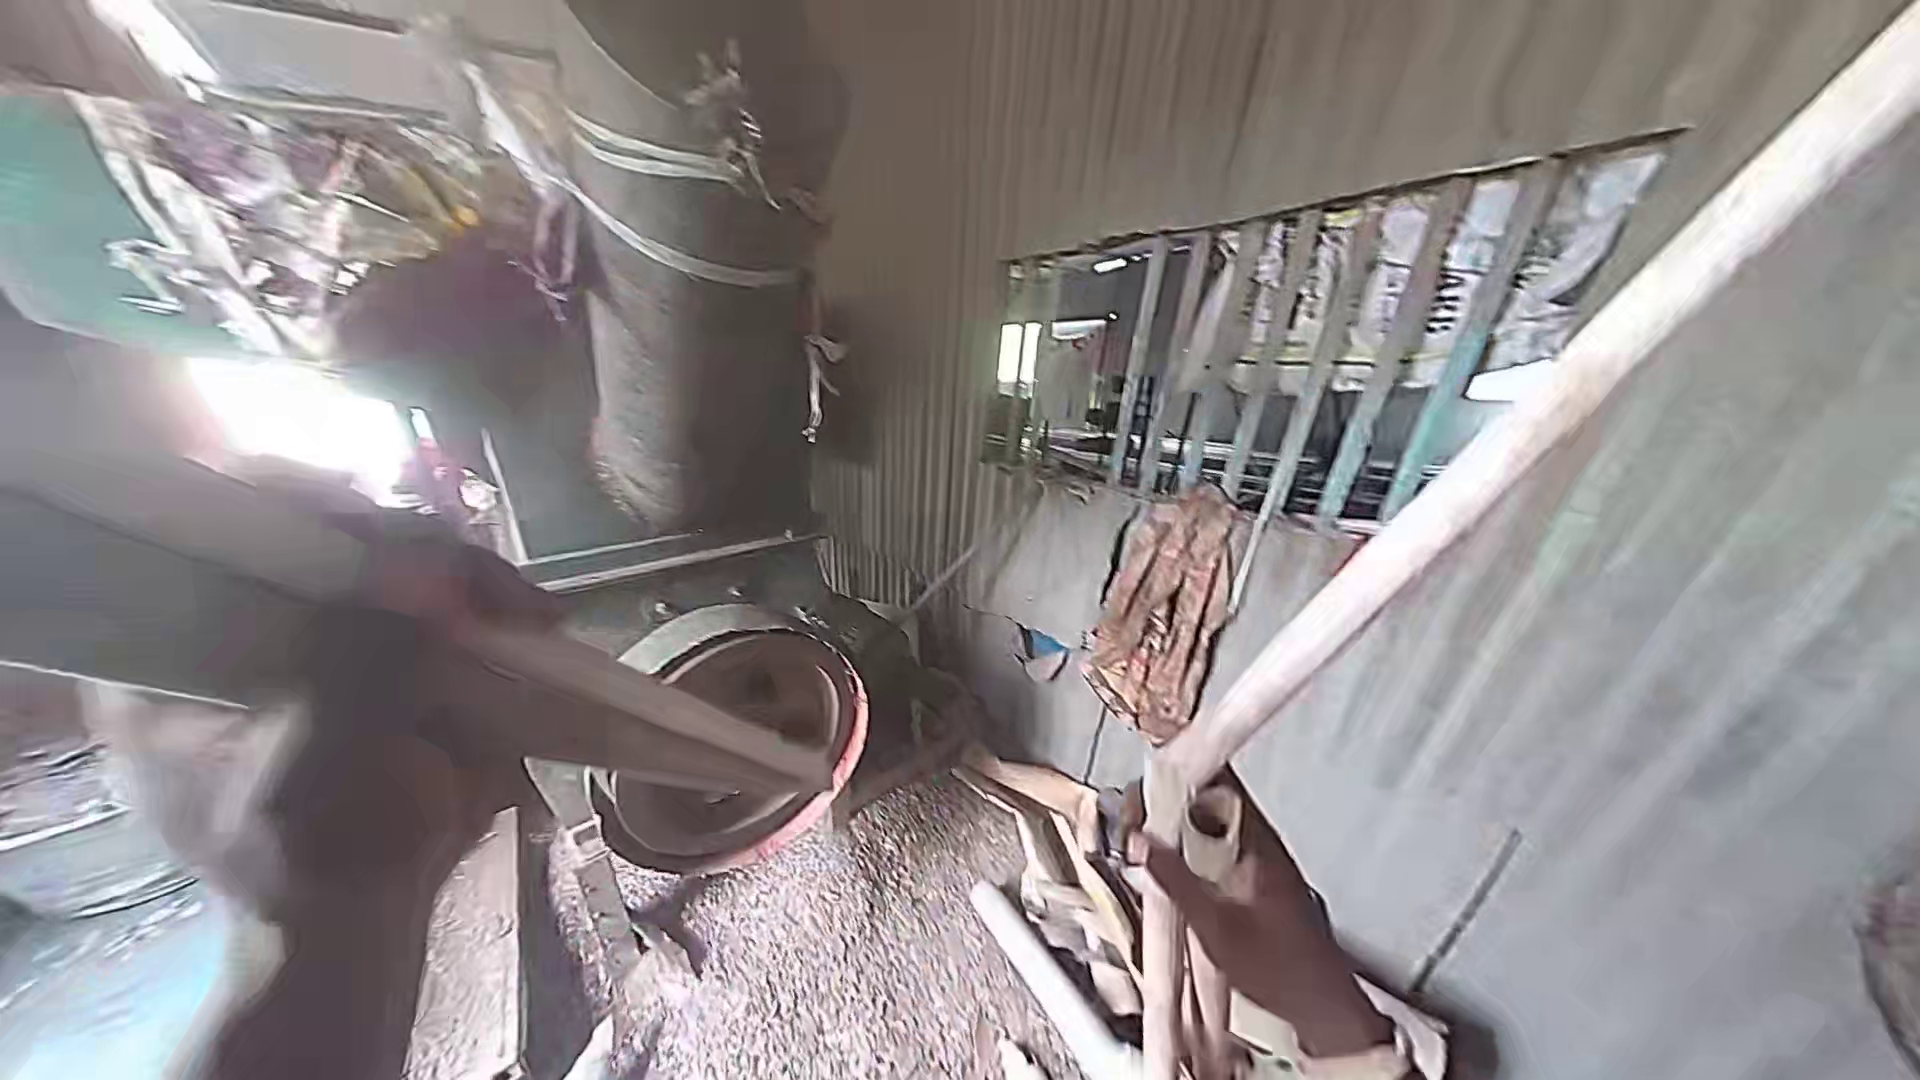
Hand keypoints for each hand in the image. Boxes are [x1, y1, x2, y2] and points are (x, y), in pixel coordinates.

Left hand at [87, 468, 558, 1079]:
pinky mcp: (422, 642)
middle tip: (484, 589)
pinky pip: (464, 597)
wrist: (382, 894)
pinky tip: (538, 616)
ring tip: (532, 611)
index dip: (291, 506)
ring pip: (416, 560)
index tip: (373, 522)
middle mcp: (270, 621)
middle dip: (419, 548)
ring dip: (477, 576)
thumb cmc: (319, 852)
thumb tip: (423, 577)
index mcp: (188, 651)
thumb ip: (356, 673)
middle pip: (341, 535)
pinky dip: (503, 600)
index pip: (219, 533)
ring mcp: (357, 628)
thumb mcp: (316, 774)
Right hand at [1142, 779, 1394, 1058]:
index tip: (1145, 789)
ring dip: (1170, 820)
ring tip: (1142, 841)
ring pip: (1204, 814)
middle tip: (1134, 823)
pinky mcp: (1250, 870)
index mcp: (1255, 837)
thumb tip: (1140, 839)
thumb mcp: (1218, 927)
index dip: (1176, 770)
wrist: (1325, 1013)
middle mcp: (1256, 835)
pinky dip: (1183, 840)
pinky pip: (1210, 837)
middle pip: (1202, 790)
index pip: (1216, 775)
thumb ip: (1176, 880)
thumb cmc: (1281, 971)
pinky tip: (1166, 862)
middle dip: (1162, 798)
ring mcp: (1255, 852)